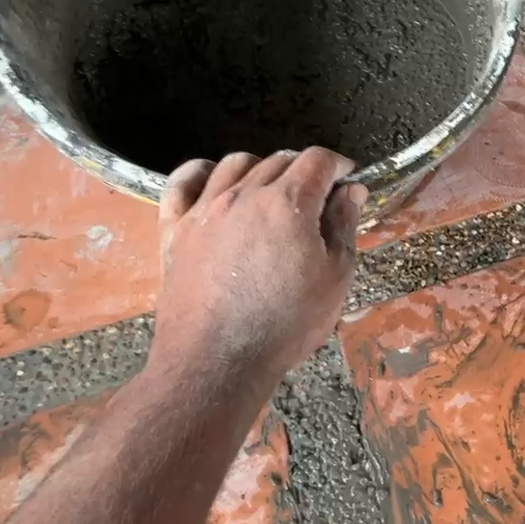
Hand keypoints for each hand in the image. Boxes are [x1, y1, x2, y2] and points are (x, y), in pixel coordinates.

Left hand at [149, 148, 367, 385]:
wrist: (216, 365)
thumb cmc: (286, 323)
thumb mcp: (335, 276)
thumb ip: (344, 225)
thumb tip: (351, 190)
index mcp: (288, 203)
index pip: (318, 159)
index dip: (339, 165)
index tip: (348, 181)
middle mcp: (244, 195)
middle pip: (280, 158)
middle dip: (305, 170)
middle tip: (317, 197)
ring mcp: (204, 210)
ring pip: (236, 163)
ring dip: (262, 169)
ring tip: (271, 193)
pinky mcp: (174, 230)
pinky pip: (181, 182)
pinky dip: (200, 172)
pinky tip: (214, 182)